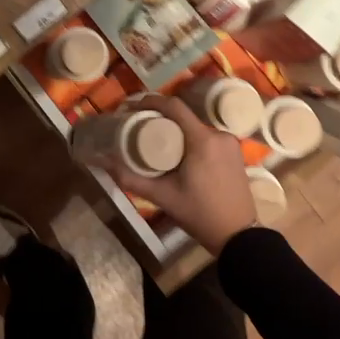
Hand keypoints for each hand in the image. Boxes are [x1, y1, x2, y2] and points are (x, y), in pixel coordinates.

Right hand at [93, 93, 258, 255]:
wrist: (238, 236)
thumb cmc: (199, 214)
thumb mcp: (161, 196)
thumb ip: (130, 178)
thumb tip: (101, 161)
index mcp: (202, 140)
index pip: (174, 106)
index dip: (150, 102)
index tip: (132, 109)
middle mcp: (219, 135)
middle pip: (184, 116)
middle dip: (160, 118)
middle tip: (140, 128)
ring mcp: (230, 143)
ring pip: (196, 126)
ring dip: (177, 129)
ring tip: (157, 141)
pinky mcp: (235, 152)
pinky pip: (207, 137)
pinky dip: (191, 139)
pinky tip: (179, 152)